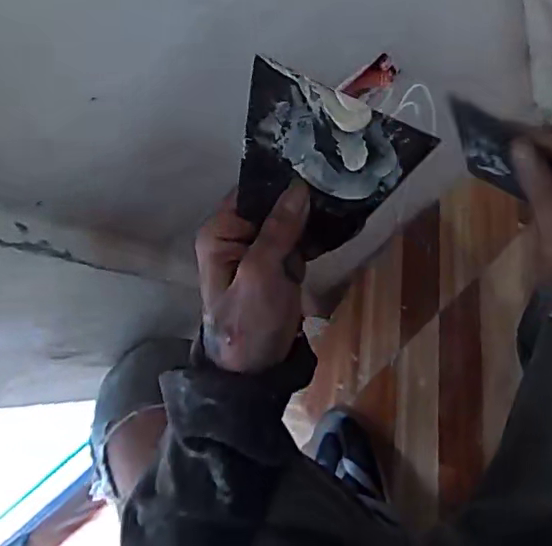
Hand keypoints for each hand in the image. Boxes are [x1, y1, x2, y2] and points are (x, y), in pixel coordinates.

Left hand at [195, 182, 311, 372]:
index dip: (281, 184)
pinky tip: (331, 234)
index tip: (314, 178)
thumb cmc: (248, 324)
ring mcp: (256, 248)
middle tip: (325, 207)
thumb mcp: (261, 274)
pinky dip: (311, 239)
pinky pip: (296, 238)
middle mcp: (235, 233)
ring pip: (289, 219)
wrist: (256, 374)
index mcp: (220, 231)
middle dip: (299, 208)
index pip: (252, 190)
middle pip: (273, 203)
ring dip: (308, 225)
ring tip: (329, 223)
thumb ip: (278, 230)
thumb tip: (298, 187)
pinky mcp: (275, 262)